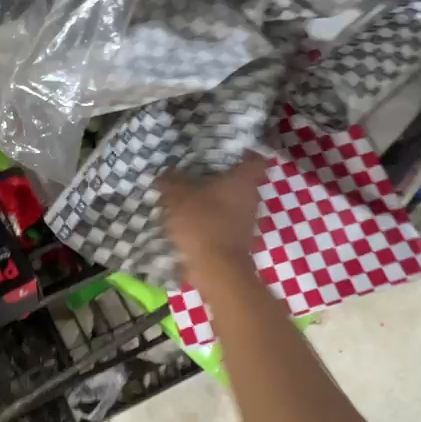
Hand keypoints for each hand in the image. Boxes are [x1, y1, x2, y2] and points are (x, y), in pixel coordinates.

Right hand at [158, 154, 269, 276]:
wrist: (216, 270)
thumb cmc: (202, 223)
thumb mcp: (178, 196)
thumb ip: (171, 181)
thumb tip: (165, 175)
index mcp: (243, 180)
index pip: (255, 159)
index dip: (243, 152)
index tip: (223, 151)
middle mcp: (251, 197)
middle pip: (239, 180)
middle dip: (219, 177)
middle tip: (194, 172)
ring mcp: (247, 220)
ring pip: (231, 202)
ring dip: (213, 200)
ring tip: (187, 197)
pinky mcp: (238, 240)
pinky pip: (224, 221)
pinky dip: (211, 219)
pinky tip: (189, 220)